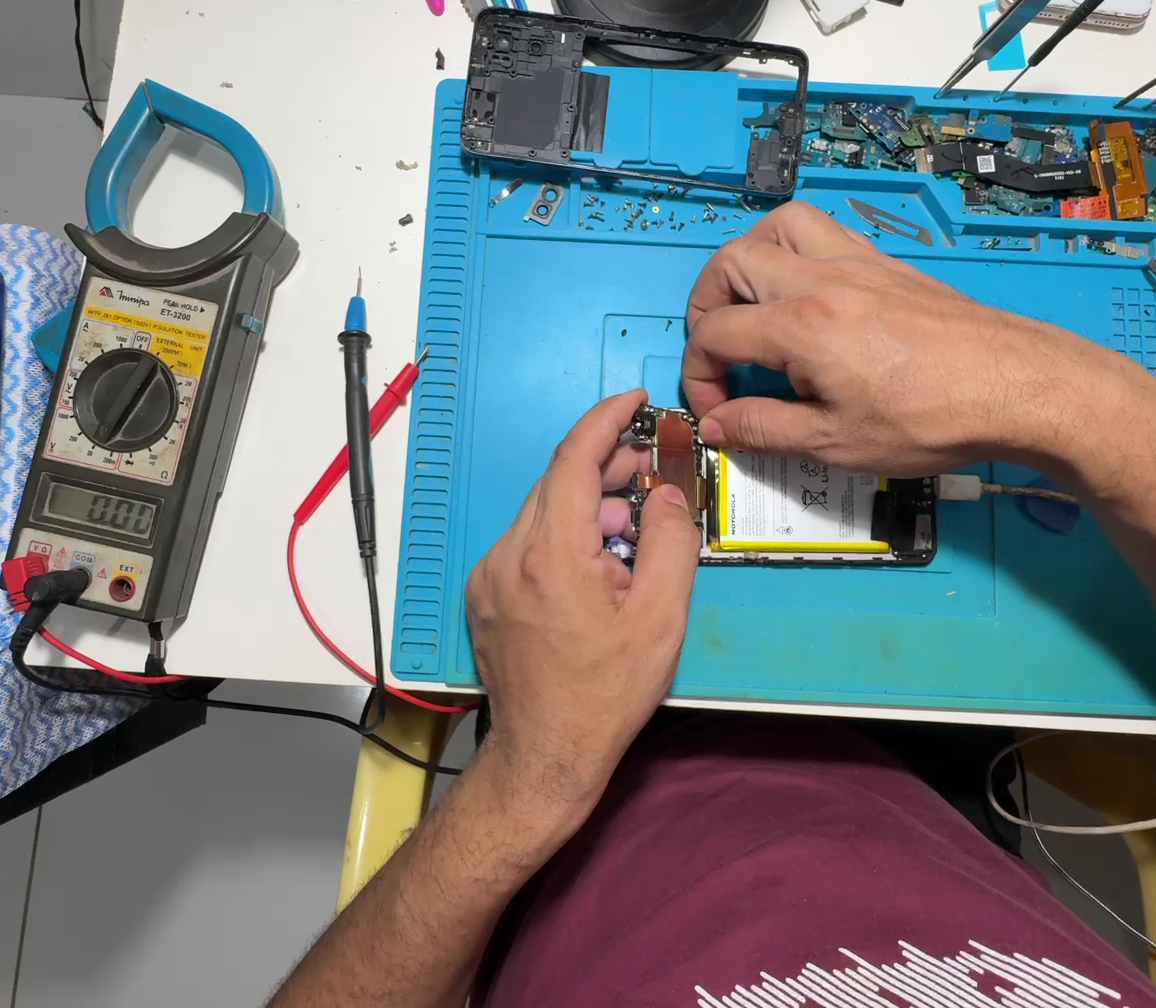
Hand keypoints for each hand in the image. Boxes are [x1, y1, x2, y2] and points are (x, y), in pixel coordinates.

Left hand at [464, 390, 699, 817]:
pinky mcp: (484, 592)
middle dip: (604, 467)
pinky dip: (562, 533)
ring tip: (628, 527)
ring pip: (541, 511)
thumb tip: (666, 494)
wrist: (545, 754)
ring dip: (586, 504)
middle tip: (647, 472)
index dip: (605, 420)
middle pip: (556, 482)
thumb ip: (671, 543)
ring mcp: (489, 574)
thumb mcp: (660, 619)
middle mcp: (507, 554)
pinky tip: (594, 560)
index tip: (633, 401)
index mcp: (549, 555)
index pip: (572, 459)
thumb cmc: (607, 693)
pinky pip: (526, 540)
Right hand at [681, 201, 1155, 479]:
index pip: (714, 333)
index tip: (717, 409)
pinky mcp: (884, 264)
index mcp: (801, 326)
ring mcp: (856, 263)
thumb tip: (716, 426)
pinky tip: (803, 294)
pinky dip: (792, 251)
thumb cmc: (930, 420)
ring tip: (750, 306)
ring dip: (747, 262)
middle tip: (717, 351)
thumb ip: (762, 429)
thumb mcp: (834, 442)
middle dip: (704, 306)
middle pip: (730, 262)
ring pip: (777, 226)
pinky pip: (822, 231)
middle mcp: (821, 279)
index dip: (698, 375)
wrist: (1020, 388)